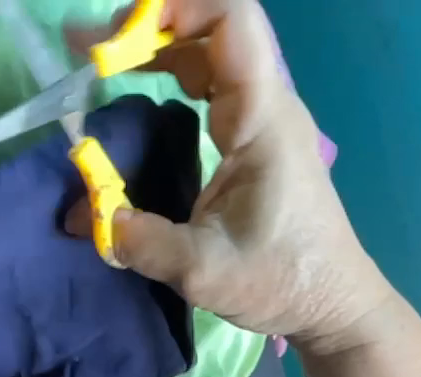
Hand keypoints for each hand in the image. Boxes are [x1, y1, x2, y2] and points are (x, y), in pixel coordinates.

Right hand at [67, 0, 393, 351]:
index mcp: (263, 119)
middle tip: (92, 53)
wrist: (331, 303)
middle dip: (152, 27)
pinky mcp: (257, 143)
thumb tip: (88, 219)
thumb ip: (142, 242)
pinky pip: (213, 88)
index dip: (172, 9)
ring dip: (160, 50)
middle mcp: (267, 106)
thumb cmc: (283, 282)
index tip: (115, 41)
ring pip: (212, 55)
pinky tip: (142, 95)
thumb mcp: (204, 271)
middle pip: (214, 29)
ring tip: (106, 66)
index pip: (230, 20)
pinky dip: (174, 78)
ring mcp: (264, 122)